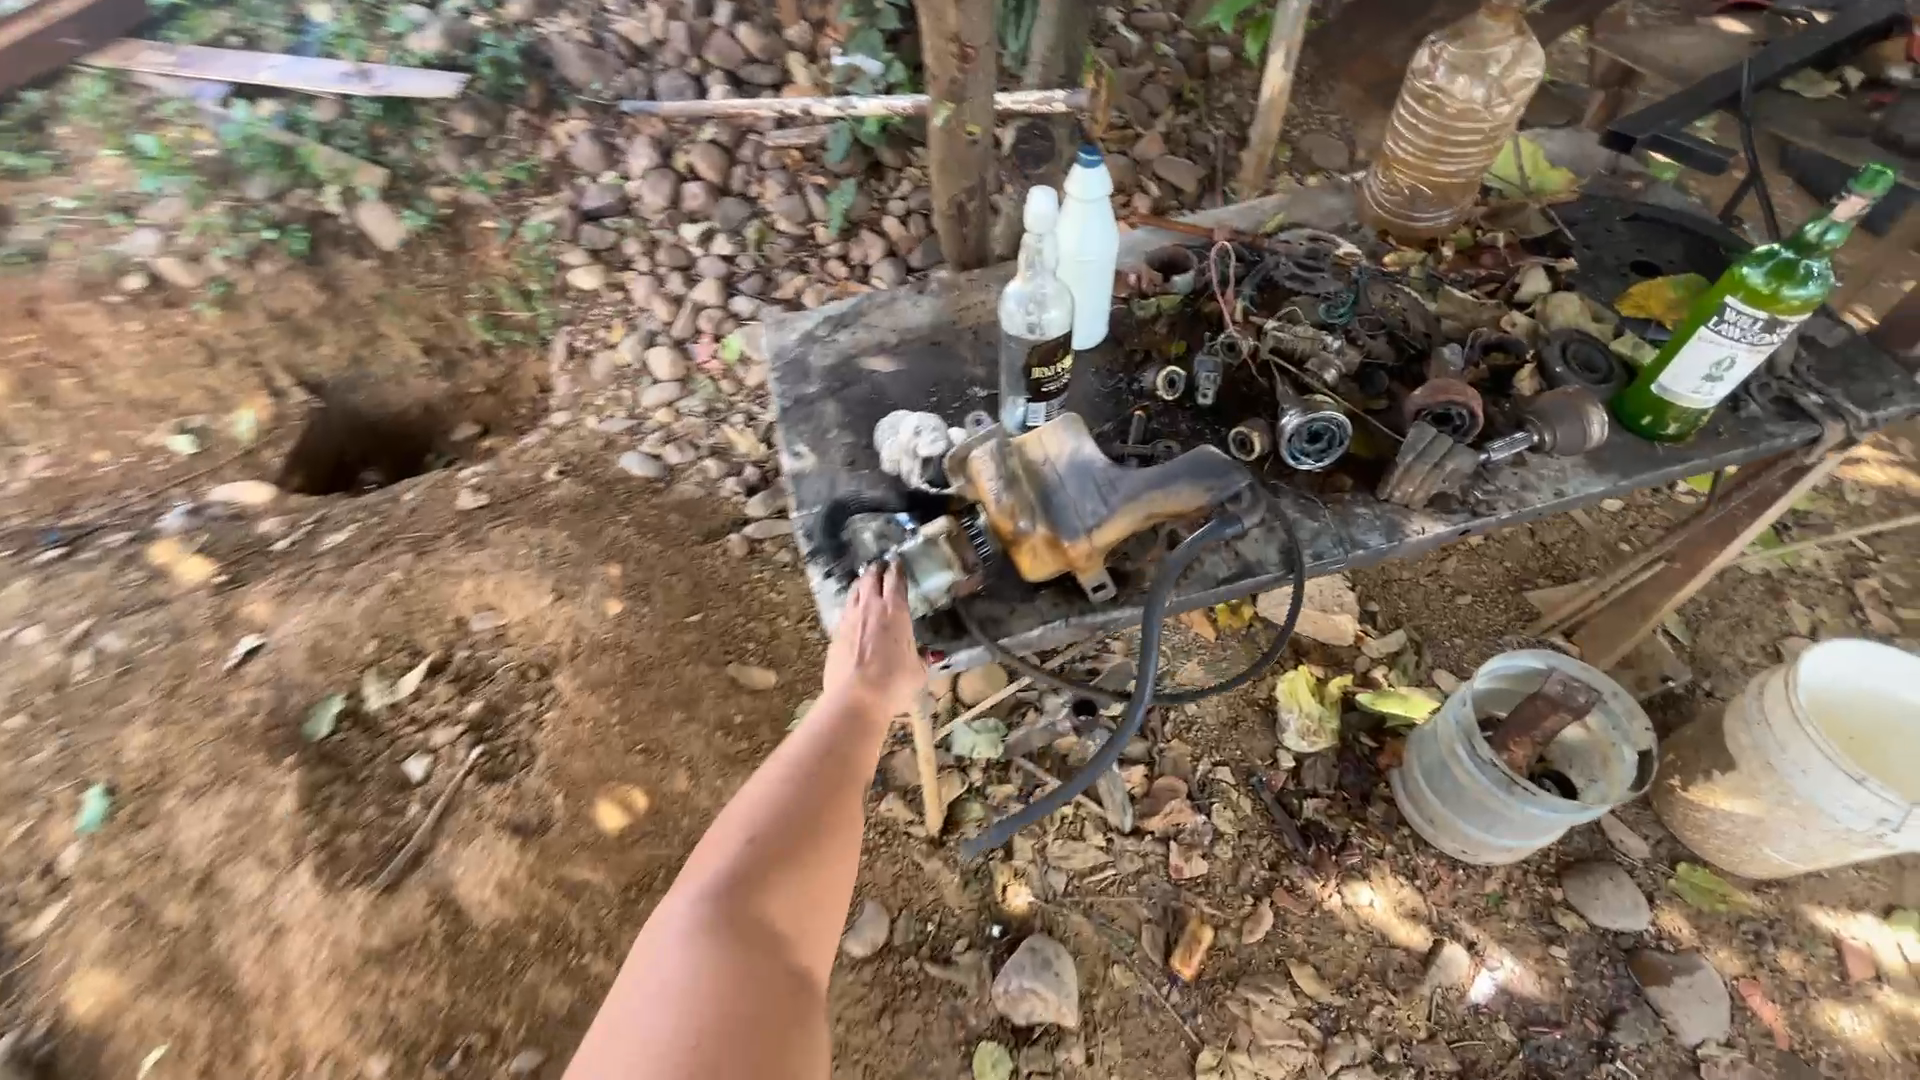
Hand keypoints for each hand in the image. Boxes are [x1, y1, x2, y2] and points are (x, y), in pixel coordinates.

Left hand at [822, 563, 923, 719]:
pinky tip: (852, 609)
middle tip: (880, 565)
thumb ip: (922, 659)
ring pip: (855, 590)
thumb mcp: (917, 672)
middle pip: (871, 578)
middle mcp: (871, 608)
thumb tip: (930, 655)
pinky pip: (844, 609)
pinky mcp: (835, 633)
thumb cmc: (893, 683)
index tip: (897, 562)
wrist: (855, 697)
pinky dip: (850, 603)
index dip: (897, 569)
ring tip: (864, 581)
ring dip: (861, 583)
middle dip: (877, 569)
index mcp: (896, 611)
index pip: (896, 581)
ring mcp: (850, 618)